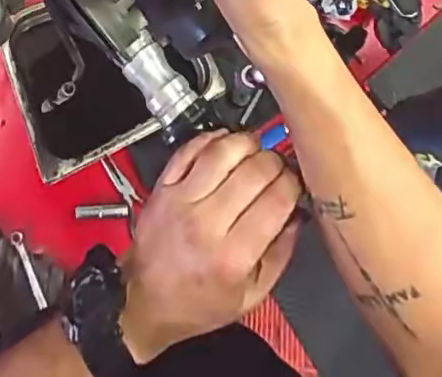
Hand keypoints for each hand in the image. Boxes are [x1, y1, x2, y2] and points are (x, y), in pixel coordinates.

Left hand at [119, 131, 303, 361]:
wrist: (143, 303)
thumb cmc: (198, 303)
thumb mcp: (249, 297)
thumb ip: (280, 256)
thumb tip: (298, 214)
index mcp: (232, 258)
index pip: (276, 201)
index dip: (293, 183)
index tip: (295, 183)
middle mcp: (206, 224)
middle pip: (255, 171)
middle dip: (276, 162)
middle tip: (278, 167)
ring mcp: (182, 200)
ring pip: (224, 151)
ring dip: (248, 143)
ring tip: (256, 150)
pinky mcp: (164, 186)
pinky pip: (192, 148)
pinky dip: (214, 137)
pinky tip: (227, 144)